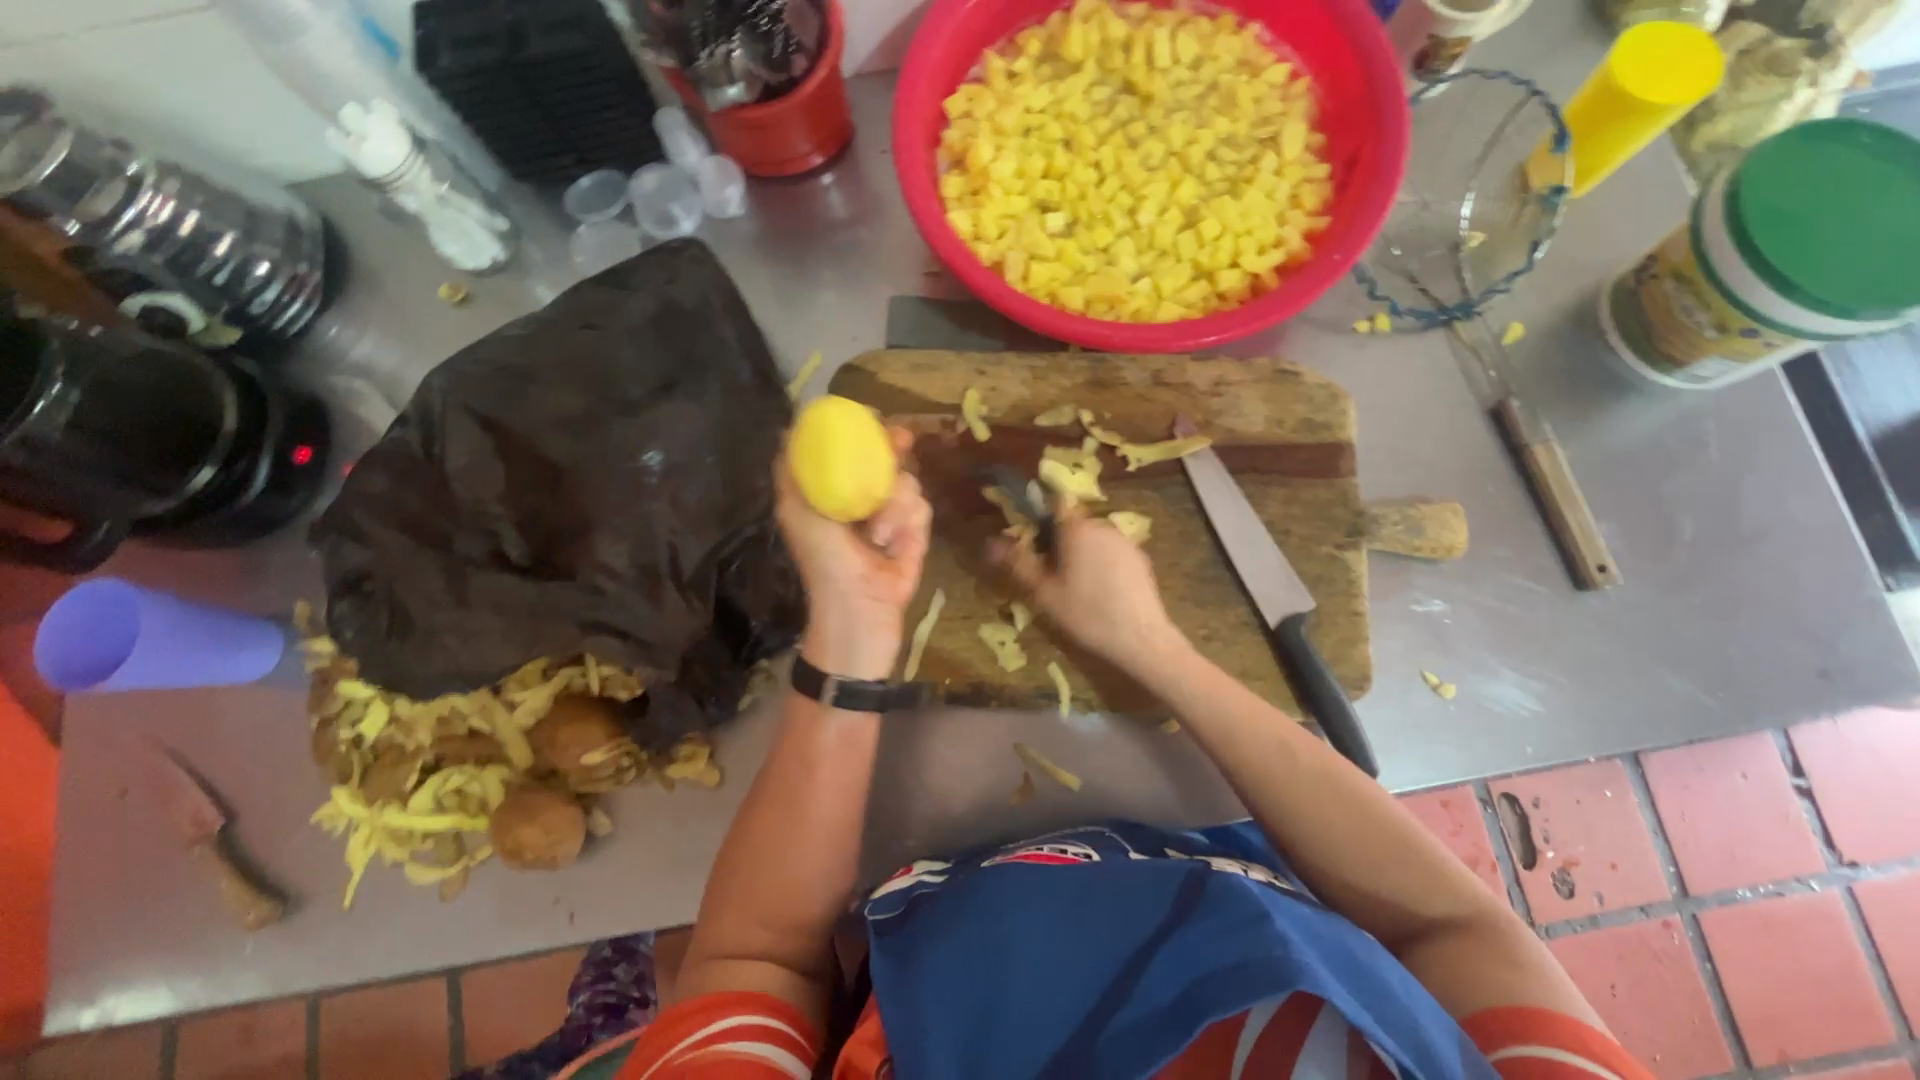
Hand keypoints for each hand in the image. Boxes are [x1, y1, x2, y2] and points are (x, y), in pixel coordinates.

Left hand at [774, 427, 931, 679]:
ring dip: (894, 506)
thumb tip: (789, 432)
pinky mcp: (917, 534)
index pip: (852, 450)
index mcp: (835, 493)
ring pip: (908, 481)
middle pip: (888, 458)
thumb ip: (794, 474)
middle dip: (894, 449)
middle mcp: (864, 500)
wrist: (860, 612)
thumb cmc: (824, 564)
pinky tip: (895, 546)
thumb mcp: (798, 514)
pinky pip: (921, 508)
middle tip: (901, 441)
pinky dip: (908, 524)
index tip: (871, 419)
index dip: (863, 431)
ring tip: (877, 535)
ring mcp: (893, 516)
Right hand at [991, 506, 1186, 670]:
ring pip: (1093, 538)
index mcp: (1076, 528)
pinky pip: (1111, 552)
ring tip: (1075, 587)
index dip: (1039, 518)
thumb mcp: (1043, 592)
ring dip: (1081, 553)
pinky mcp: (1141, 558)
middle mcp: (1102, 525)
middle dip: (1059, 541)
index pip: (1053, 503)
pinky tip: (1100, 593)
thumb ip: (1016, 562)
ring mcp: (1125, 541)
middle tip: (1049, 574)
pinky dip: (1101, 564)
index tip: (1031, 542)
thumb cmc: (1086, 614)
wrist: (1140, 639)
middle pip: (1073, 523)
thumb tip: (988, 541)